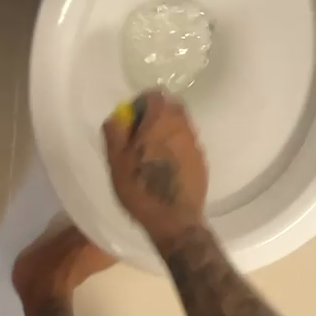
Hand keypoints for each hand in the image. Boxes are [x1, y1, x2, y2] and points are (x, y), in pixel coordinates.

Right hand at [100, 89, 208, 245]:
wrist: (174, 220)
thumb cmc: (140, 187)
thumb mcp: (116, 160)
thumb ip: (114, 132)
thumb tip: (116, 117)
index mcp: (161, 121)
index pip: (154, 95)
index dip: (139, 104)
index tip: (129, 121)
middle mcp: (183, 126)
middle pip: (170, 108)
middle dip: (154, 116)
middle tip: (139, 136)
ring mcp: (195, 144)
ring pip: (180, 126)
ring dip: (165, 132)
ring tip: (150, 154)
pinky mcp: (201, 161)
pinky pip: (186, 144)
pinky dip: (175, 148)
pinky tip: (164, 168)